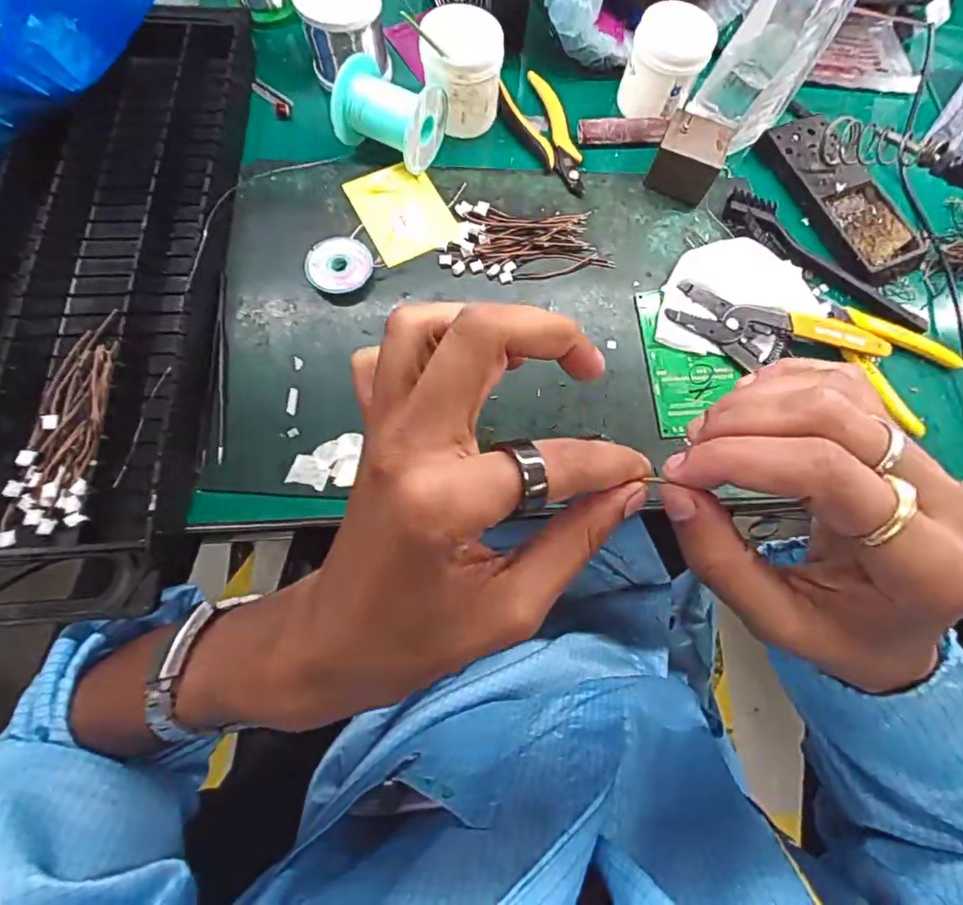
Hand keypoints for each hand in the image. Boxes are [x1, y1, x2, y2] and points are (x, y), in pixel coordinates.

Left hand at [175, 303, 650, 733]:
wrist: (331, 638)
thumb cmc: (415, 639)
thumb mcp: (510, 610)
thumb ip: (574, 542)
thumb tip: (625, 490)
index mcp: (444, 499)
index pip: (545, 457)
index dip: (603, 462)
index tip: (631, 470)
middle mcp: (408, 443)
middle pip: (472, 335)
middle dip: (546, 330)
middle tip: (584, 362)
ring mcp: (381, 425)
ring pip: (420, 326)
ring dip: (480, 323)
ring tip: (526, 353)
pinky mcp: (370, 425)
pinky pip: (386, 356)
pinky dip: (428, 346)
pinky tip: (460, 372)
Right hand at [659, 360, 962, 692]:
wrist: (895, 632)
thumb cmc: (843, 635)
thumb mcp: (776, 622)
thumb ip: (722, 562)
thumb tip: (678, 492)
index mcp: (927, 565)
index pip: (830, 474)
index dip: (744, 458)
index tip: (685, 470)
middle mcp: (942, 499)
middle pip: (833, 418)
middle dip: (742, 422)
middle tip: (691, 449)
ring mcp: (926, 459)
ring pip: (836, 392)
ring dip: (756, 400)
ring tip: (711, 431)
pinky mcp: (900, 435)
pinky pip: (841, 383)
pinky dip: (781, 384)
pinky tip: (746, 408)